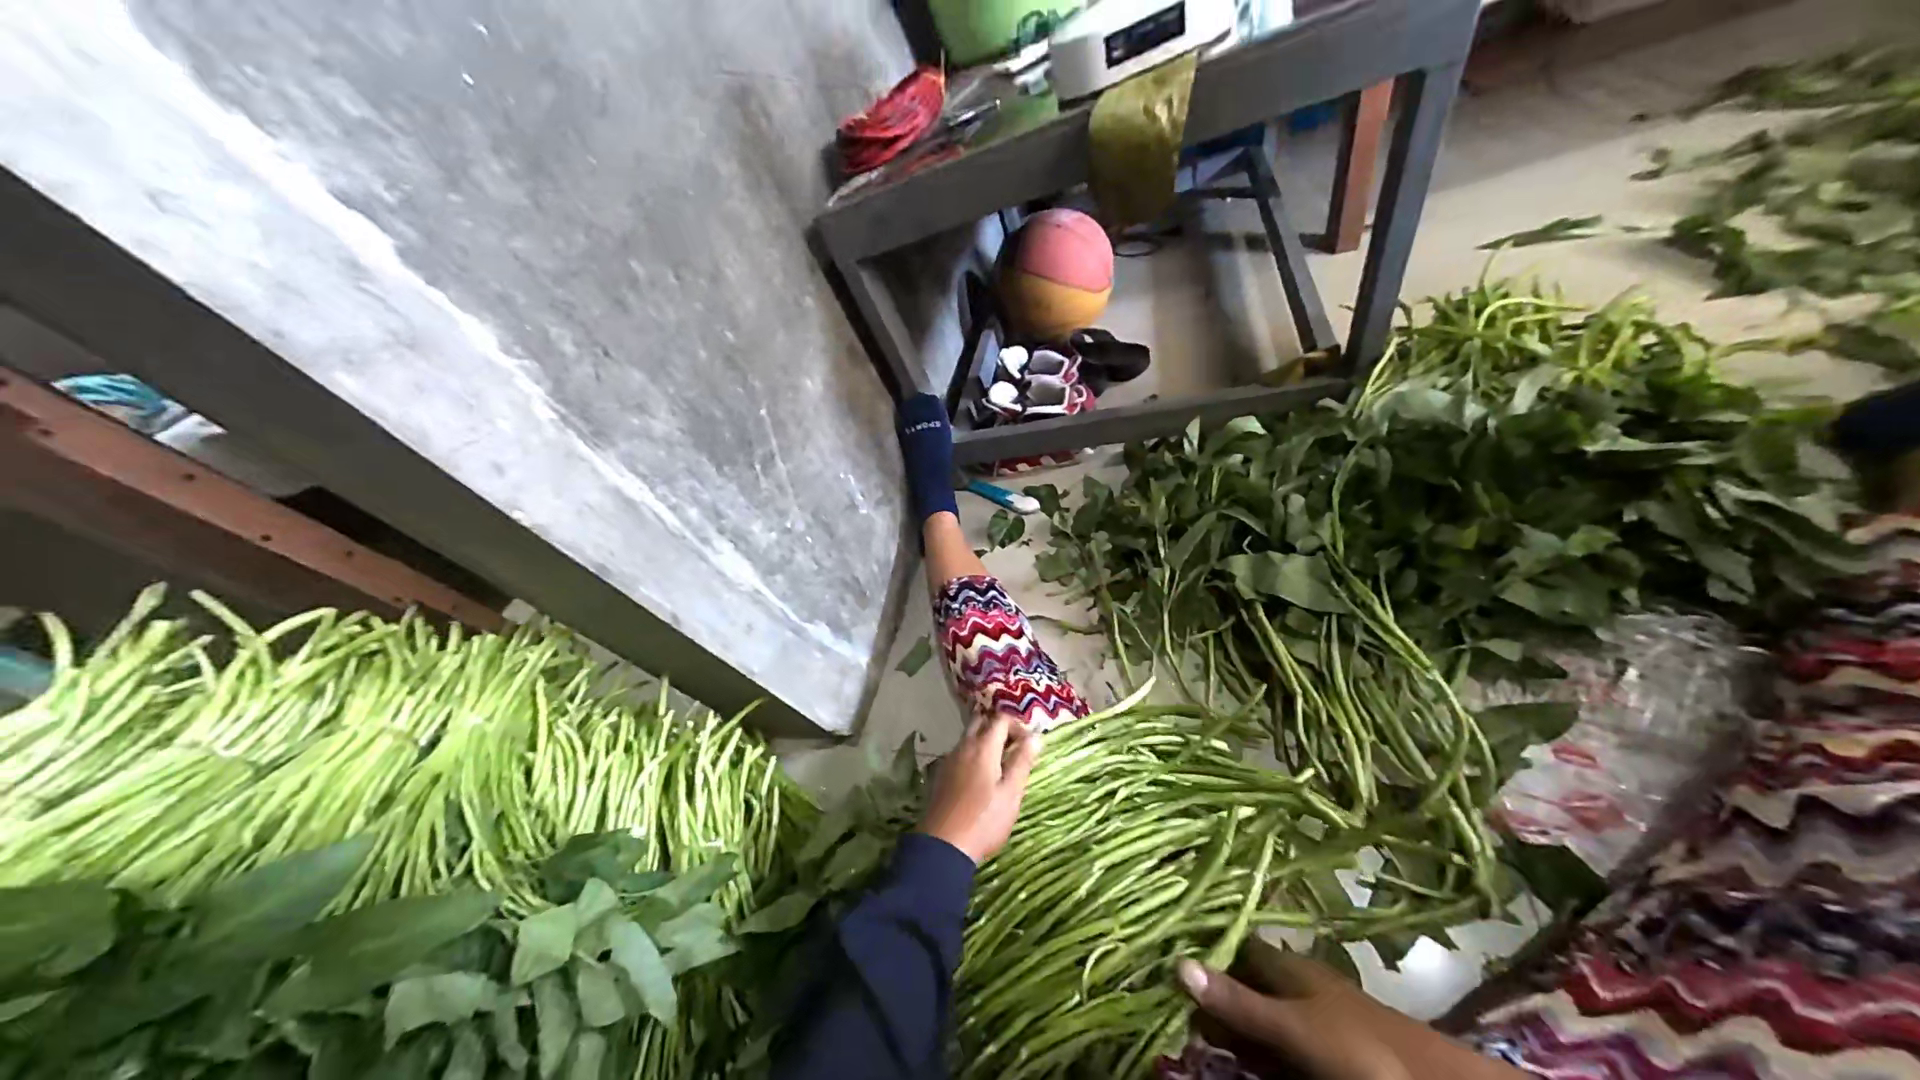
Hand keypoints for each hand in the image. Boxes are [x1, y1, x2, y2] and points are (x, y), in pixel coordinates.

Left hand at [916, 712, 1039, 863]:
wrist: (943, 846)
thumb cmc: (984, 820)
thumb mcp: (1011, 793)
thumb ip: (1022, 762)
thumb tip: (1035, 736)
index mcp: (983, 747)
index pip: (1001, 719)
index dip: (1017, 725)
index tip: (1028, 744)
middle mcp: (963, 746)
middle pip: (981, 722)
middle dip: (999, 728)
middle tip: (1014, 749)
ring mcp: (949, 759)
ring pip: (968, 737)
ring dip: (985, 741)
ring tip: (1001, 764)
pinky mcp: (941, 774)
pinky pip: (960, 753)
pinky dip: (973, 754)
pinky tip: (981, 777)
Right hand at [1177, 941, 1521, 1079]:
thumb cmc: (1356, 1046)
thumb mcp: (1290, 1026)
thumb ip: (1237, 1001)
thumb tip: (1175, 963)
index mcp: (1284, 965)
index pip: (1231, 945)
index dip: (1201, 950)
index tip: (1165, 960)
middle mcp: (1291, 983)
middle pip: (1240, 981)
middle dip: (1209, 993)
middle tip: (1173, 1007)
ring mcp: (1307, 1017)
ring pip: (1255, 1012)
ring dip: (1229, 1023)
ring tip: (1196, 1032)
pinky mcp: (1318, 1050)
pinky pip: (1273, 1041)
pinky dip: (1252, 1046)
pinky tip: (1238, 1057)